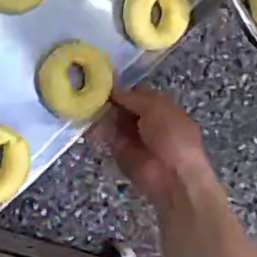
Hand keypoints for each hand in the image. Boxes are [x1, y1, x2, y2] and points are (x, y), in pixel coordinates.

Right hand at [89, 85, 224, 213]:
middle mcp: (147, 120)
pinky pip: (106, 135)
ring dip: (100, 111)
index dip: (124, 86)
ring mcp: (133, 135)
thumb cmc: (171, 136)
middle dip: (108, 98)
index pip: (139, 92)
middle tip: (88, 89)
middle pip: (123, 105)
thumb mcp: (156, 108)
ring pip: (113, 118)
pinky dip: (95, 128)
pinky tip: (84, 119)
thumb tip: (113, 91)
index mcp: (162, 108)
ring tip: (83, 102)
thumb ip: (133, 98)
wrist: (172, 176)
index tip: (104, 80)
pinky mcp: (120, 150)